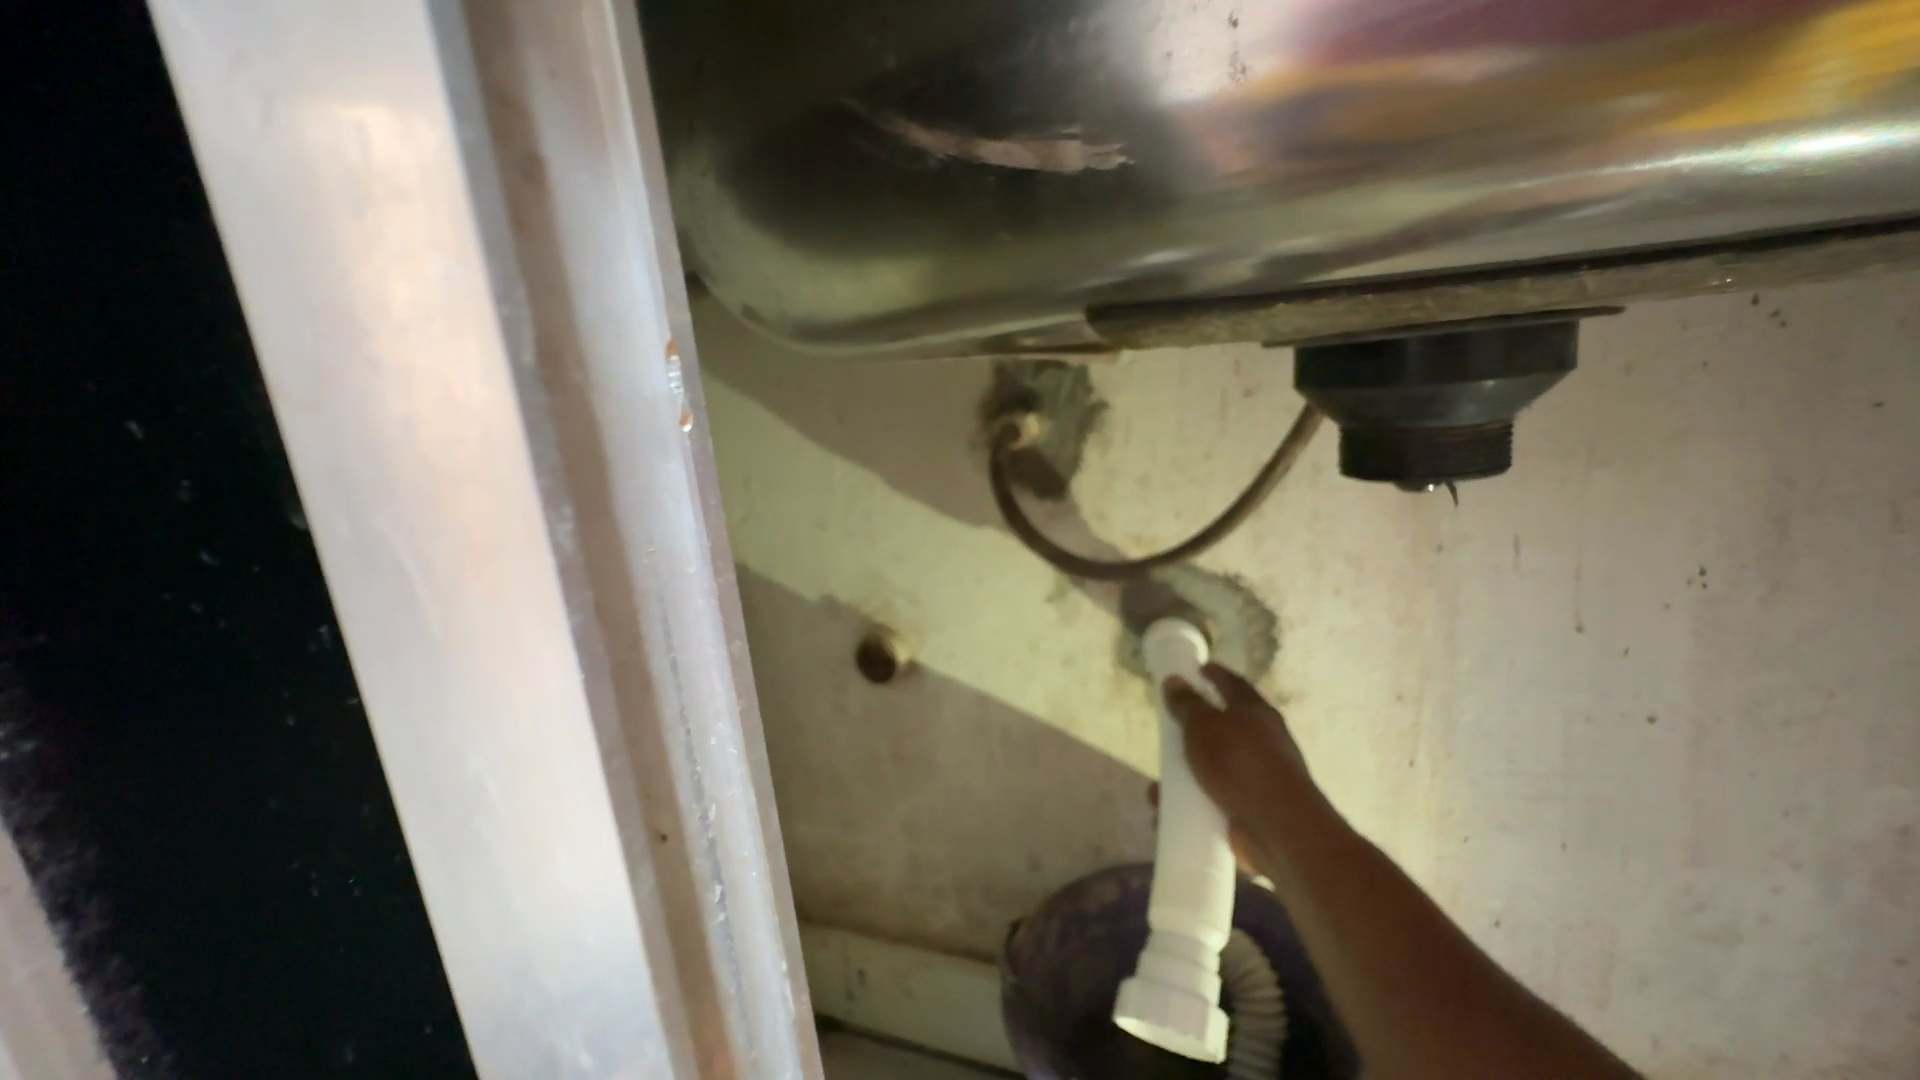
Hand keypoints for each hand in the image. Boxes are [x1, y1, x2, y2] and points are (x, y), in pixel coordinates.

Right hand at [1163, 664, 1334, 882]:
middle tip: (1170, 729)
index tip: (1197, 668)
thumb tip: (1175, 679)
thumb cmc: (1241, 764)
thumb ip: (1188, 704)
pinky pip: (1212, 802)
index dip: (1215, 674)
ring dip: (1185, 777)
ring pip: (1214, 770)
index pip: (1233, 684)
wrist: (1279, 828)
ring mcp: (1257, 777)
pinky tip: (1166, 815)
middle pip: (1224, 728)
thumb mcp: (1206, 727)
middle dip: (1195, 731)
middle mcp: (1261, 741)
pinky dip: (1189, 806)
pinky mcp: (1250, 809)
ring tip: (1157, 787)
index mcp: (1255, 713)